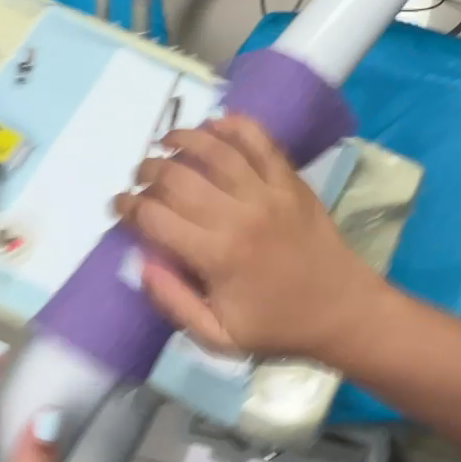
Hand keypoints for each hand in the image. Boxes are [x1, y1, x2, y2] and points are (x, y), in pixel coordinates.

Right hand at [115, 114, 389, 360]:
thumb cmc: (276, 326)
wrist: (341, 307)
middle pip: (180, 178)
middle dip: (149, 172)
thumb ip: (173, 301)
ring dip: (185, 139)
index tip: (120, 205)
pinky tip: (215, 124)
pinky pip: (261, 142)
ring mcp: (269, 192)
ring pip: (217, 151)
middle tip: (140, 177)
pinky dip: (236, 126)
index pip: (156, 218)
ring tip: (167, 142)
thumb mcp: (217, 337)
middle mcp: (240, 215)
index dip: (129, 207)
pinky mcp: (291, 180)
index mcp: (216, 255)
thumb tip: (142, 262)